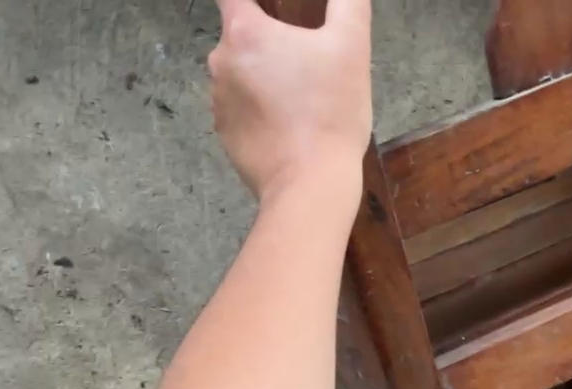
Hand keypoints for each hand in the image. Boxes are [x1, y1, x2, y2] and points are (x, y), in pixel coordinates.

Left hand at [208, 0, 371, 202]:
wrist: (311, 188)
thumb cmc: (330, 114)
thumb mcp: (351, 46)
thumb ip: (348, 4)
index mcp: (244, 32)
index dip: (253, 1)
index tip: (273, 13)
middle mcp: (221, 64)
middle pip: (240, 39)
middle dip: (268, 47)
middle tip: (305, 70)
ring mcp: (219, 105)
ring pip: (240, 78)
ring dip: (263, 83)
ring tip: (299, 105)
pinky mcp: (226, 139)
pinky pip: (241, 114)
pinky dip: (259, 116)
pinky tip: (287, 131)